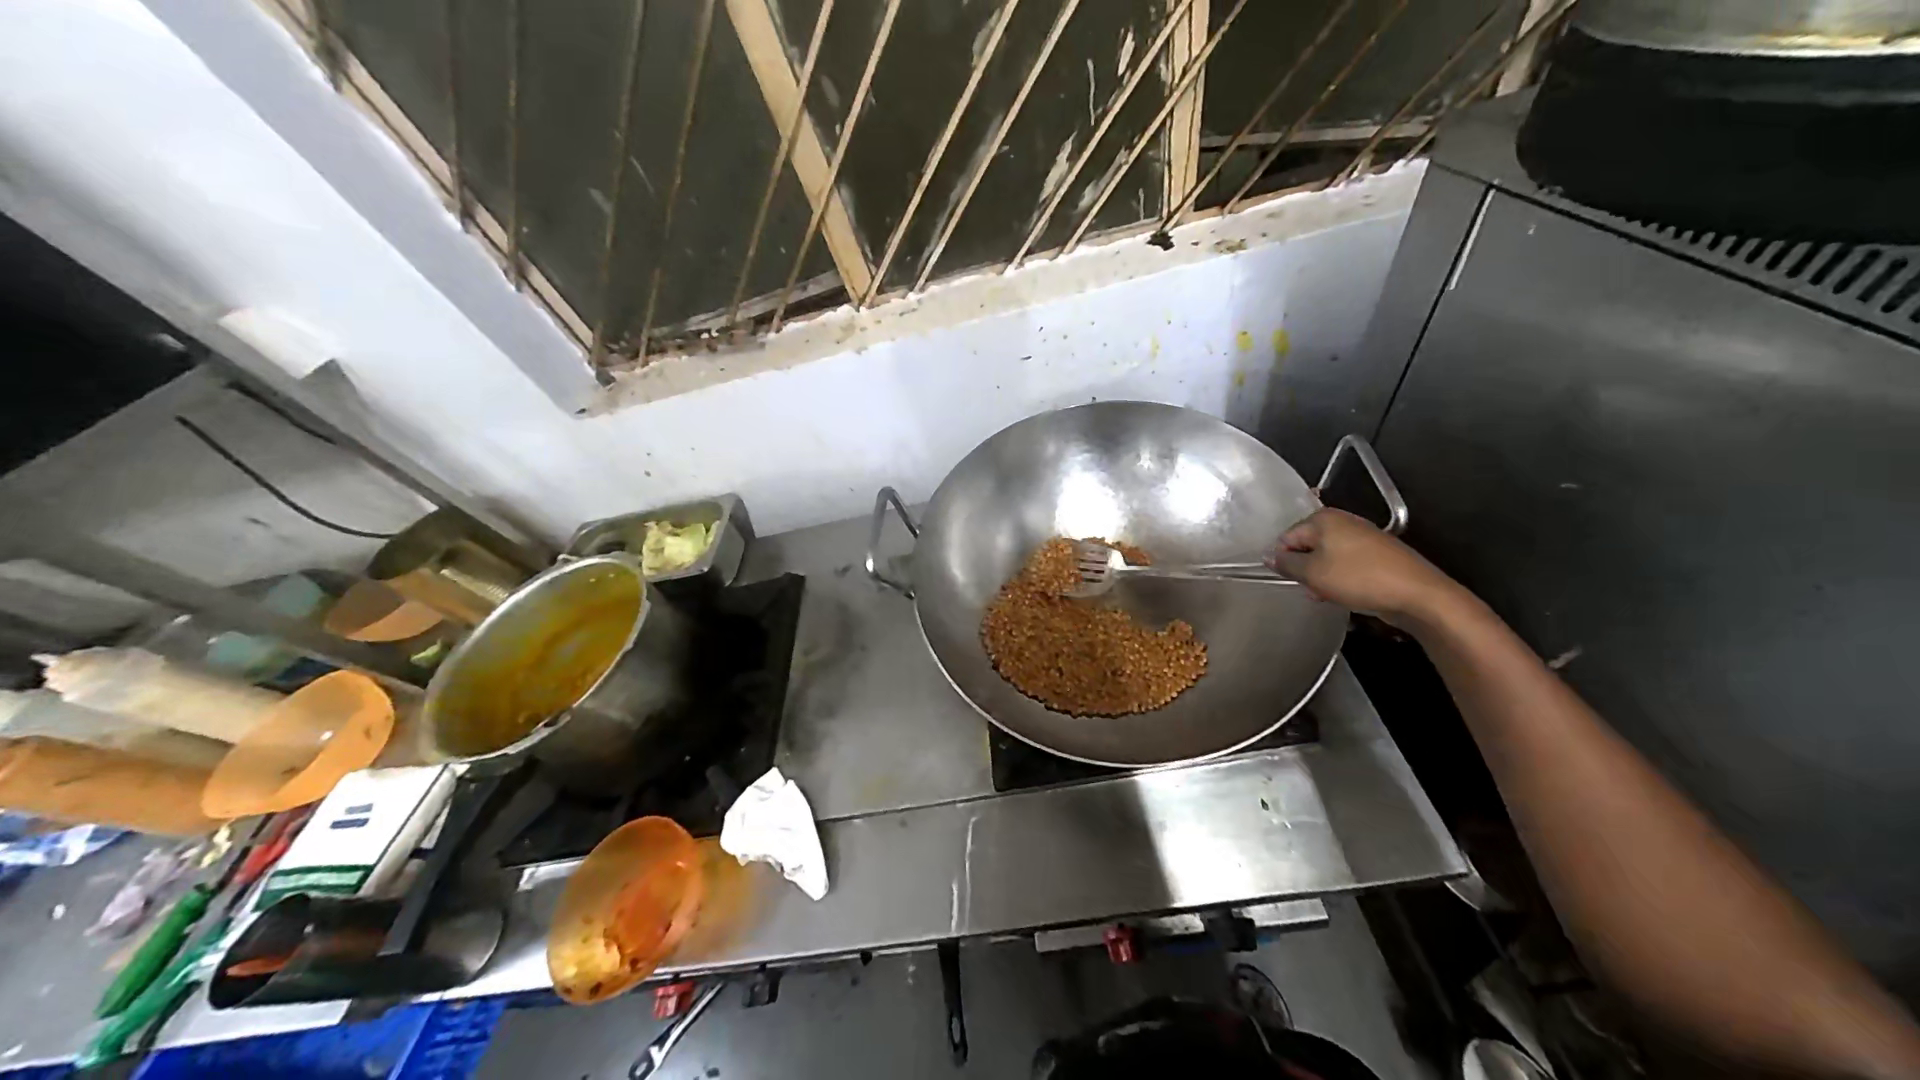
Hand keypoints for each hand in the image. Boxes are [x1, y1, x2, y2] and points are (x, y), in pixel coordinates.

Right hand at [1268, 508, 1467, 626]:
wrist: (1417, 594)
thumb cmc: (1359, 578)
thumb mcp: (1312, 573)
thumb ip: (1286, 564)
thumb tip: (1269, 556)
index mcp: (1323, 518)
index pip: (1286, 538)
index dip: (1284, 561)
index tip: (1291, 580)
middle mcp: (1343, 521)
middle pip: (1307, 546)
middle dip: (1305, 570)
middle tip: (1311, 589)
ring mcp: (1362, 536)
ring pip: (1327, 557)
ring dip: (1322, 577)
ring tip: (1330, 595)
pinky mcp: (1377, 553)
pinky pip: (1347, 564)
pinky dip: (1341, 578)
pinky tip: (1347, 594)